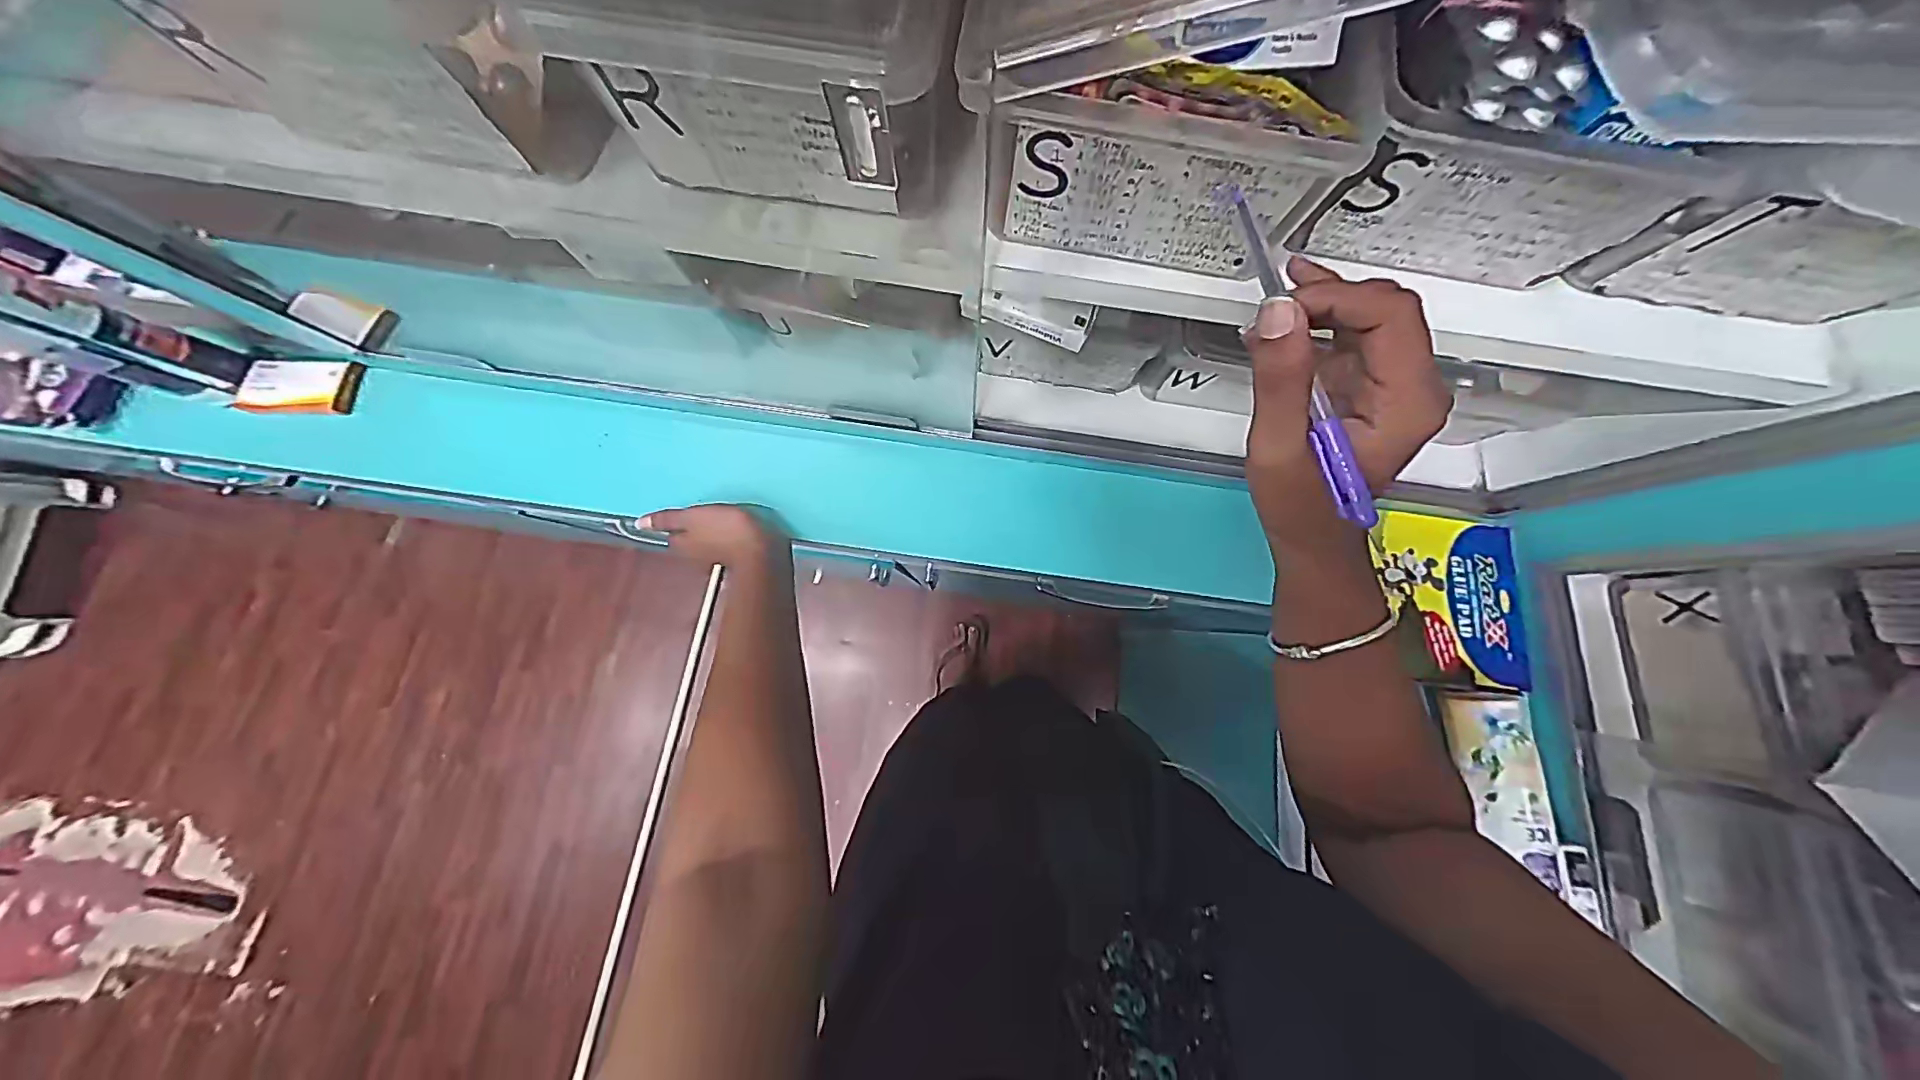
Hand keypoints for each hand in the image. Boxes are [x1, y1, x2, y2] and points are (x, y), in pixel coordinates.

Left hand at [639, 504, 788, 571]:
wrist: (761, 550)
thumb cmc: (724, 529)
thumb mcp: (692, 517)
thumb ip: (667, 520)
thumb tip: (639, 524)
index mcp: (679, 543)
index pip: (669, 531)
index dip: (674, 520)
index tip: (683, 510)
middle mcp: (691, 554)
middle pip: (686, 537)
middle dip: (691, 526)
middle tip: (701, 510)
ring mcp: (712, 556)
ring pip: (703, 540)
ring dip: (708, 530)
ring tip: (718, 516)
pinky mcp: (731, 556)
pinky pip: (721, 542)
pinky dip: (723, 535)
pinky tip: (732, 528)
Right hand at [1242, 257, 1450, 548]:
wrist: (1311, 537)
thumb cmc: (1299, 506)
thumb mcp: (1279, 448)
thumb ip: (1281, 380)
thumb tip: (1279, 313)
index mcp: (1407, 401)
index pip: (1390, 315)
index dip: (1337, 298)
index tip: (1283, 310)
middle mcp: (1414, 387)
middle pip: (1384, 309)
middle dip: (1329, 298)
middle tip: (1275, 306)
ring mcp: (1394, 386)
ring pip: (1370, 318)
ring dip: (1321, 307)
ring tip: (1274, 310)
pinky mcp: (1371, 388)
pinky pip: (1353, 339)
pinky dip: (1317, 327)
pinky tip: (1283, 330)